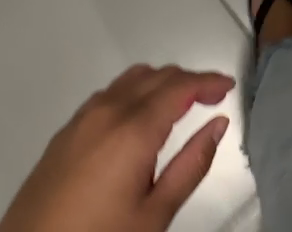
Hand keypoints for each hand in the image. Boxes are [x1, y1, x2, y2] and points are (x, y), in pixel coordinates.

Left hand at [0, 65, 234, 231]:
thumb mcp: (154, 215)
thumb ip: (191, 165)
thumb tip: (218, 124)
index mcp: (134, 130)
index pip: (181, 86)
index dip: (208, 81)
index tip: (228, 86)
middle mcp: (107, 112)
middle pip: (157, 76)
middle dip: (188, 80)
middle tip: (212, 97)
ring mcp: (80, 121)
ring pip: (130, 80)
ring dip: (159, 83)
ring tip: (179, 105)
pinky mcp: (63, 136)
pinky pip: (107, 95)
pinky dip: (133, 93)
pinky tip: (138, 120)